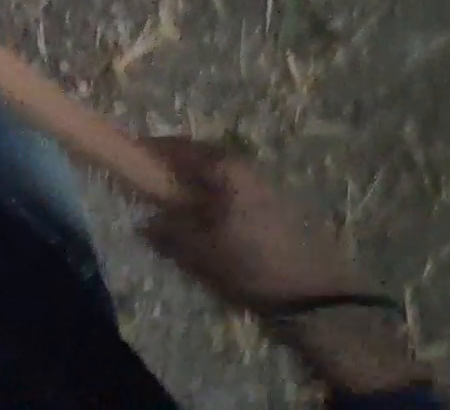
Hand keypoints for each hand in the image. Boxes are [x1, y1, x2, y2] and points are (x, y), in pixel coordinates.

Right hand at [141, 137, 429, 394]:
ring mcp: (271, 186)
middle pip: (200, 155)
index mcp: (224, 168)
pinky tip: (211, 218)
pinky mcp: (285, 208)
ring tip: (178, 201)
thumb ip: (164, 231)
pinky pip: (239, 189)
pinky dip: (219, 194)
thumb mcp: (196, 250)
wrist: (323, 304)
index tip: (126, 156)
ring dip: (197, 180)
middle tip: (150, 179)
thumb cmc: (250, 265)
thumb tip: (145, 222)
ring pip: (222, 173)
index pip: (174, 145)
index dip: (147, 149)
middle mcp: (248, 167)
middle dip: (173, 164)